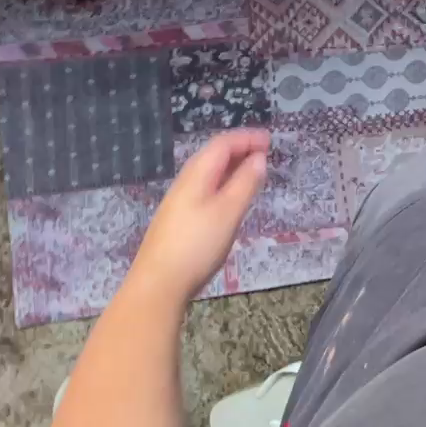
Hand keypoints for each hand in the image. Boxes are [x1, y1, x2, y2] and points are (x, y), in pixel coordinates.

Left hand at [129, 128, 269, 304]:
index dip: (247, 138)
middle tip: (264, 154)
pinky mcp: (176, 221)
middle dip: (240, 149)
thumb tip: (259, 159)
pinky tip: (230, 200)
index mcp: (196, 175)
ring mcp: (177, 203)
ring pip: (207, 174)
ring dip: (231, 167)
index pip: (223, 144)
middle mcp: (184, 183)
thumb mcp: (229, 212)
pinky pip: (204, 189)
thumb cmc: (197, 245)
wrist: (155, 288)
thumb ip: (246, 183)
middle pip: (213, 156)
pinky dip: (223, 183)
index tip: (270, 141)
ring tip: (252, 174)